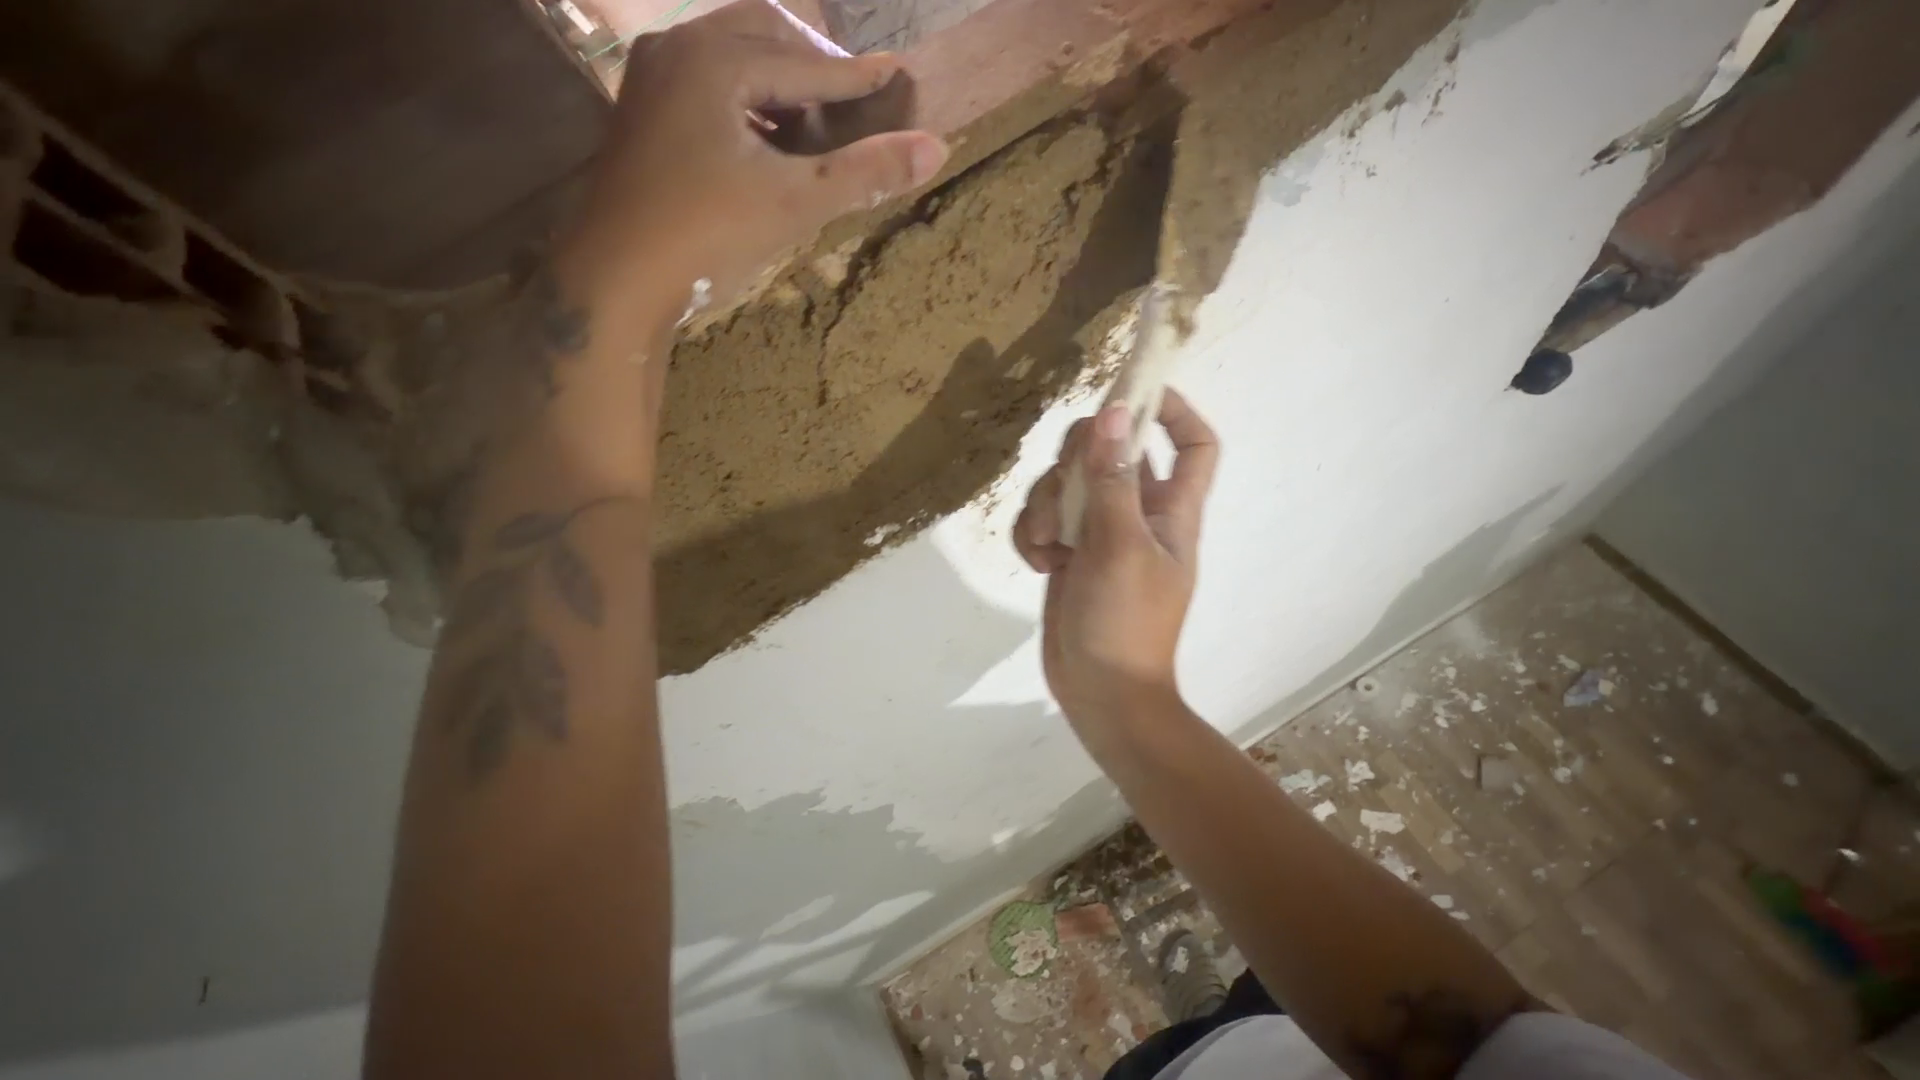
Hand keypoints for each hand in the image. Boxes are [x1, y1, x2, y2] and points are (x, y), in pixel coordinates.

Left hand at [555, 3, 949, 330]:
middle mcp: (679, 48)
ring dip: (779, 77)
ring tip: (813, 118)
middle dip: (814, 62)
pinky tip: (765, 134)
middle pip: (766, 34)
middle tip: (852, 98)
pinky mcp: (642, 110)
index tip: (898, 76)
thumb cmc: (706, 235)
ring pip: (732, 54)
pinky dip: (747, 96)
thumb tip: (937, 147)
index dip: (858, 77)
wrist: (617, 279)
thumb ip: (864, 171)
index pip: (807, 62)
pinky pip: (707, 80)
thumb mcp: (795, 204)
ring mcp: (653, 77)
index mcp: (717, 60)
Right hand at [1013, 390, 1219, 719]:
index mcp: (1171, 509)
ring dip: (1045, 509)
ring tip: (1048, 550)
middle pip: (1107, 450)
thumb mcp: (1120, 547)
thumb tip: (1113, 411)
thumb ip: (1113, 479)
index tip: (1130, 391)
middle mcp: (1137, 512)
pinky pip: (1043, 519)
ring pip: (1066, 484)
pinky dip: (1033, 535)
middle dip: (1074, 466)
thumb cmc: (1127, 624)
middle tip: (1066, 500)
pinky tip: (1038, 565)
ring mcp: (1100, 533)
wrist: (1101, 695)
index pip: (1193, 443)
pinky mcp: (1068, 553)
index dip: (1173, 410)